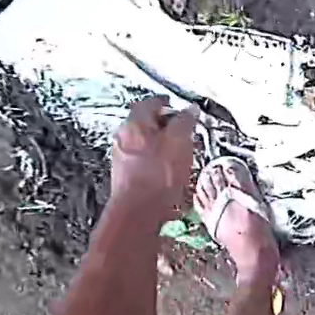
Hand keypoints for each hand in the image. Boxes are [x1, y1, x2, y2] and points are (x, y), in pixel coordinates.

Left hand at [109, 99, 198, 216]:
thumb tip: (191, 109)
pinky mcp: (127, 176)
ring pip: (146, 142)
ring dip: (163, 143)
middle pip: (146, 123)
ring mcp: (123, 158)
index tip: (181, 107)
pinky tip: (171, 169)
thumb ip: (185, 122)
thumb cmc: (159, 174)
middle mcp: (123, 138)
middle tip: (185, 129)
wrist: (139, 211)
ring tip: (183, 150)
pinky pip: (144, 160)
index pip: (150, 103)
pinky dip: (158, 159)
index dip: (168, 103)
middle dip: (167, 124)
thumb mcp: (180, 142)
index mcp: (134, 124)